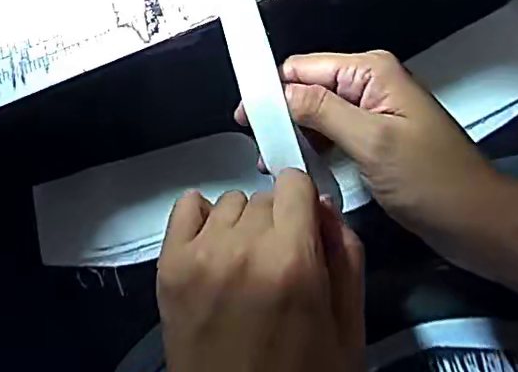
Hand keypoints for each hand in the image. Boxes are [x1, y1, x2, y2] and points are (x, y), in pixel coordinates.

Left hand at [156, 169, 364, 371]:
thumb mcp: (347, 334)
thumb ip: (345, 259)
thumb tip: (324, 203)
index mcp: (293, 261)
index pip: (295, 183)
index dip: (303, 203)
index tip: (303, 227)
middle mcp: (244, 245)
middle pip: (264, 198)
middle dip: (276, 224)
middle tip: (277, 267)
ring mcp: (201, 251)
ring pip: (230, 202)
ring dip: (241, 226)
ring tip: (245, 269)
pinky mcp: (170, 261)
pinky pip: (188, 204)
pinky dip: (202, 219)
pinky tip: (214, 251)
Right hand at [239, 50, 517, 263]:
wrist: (489, 230)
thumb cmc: (436, 184)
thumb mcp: (373, 144)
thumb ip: (321, 110)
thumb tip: (277, 93)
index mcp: (370, 71)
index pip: (302, 67)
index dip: (271, 90)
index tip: (246, 120)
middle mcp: (369, 81)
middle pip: (307, 86)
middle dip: (281, 113)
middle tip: (260, 148)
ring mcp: (373, 108)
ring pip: (316, 109)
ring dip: (295, 132)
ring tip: (274, 160)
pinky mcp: (375, 133)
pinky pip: (332, 128)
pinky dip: (314, 144)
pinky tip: (301, 165)